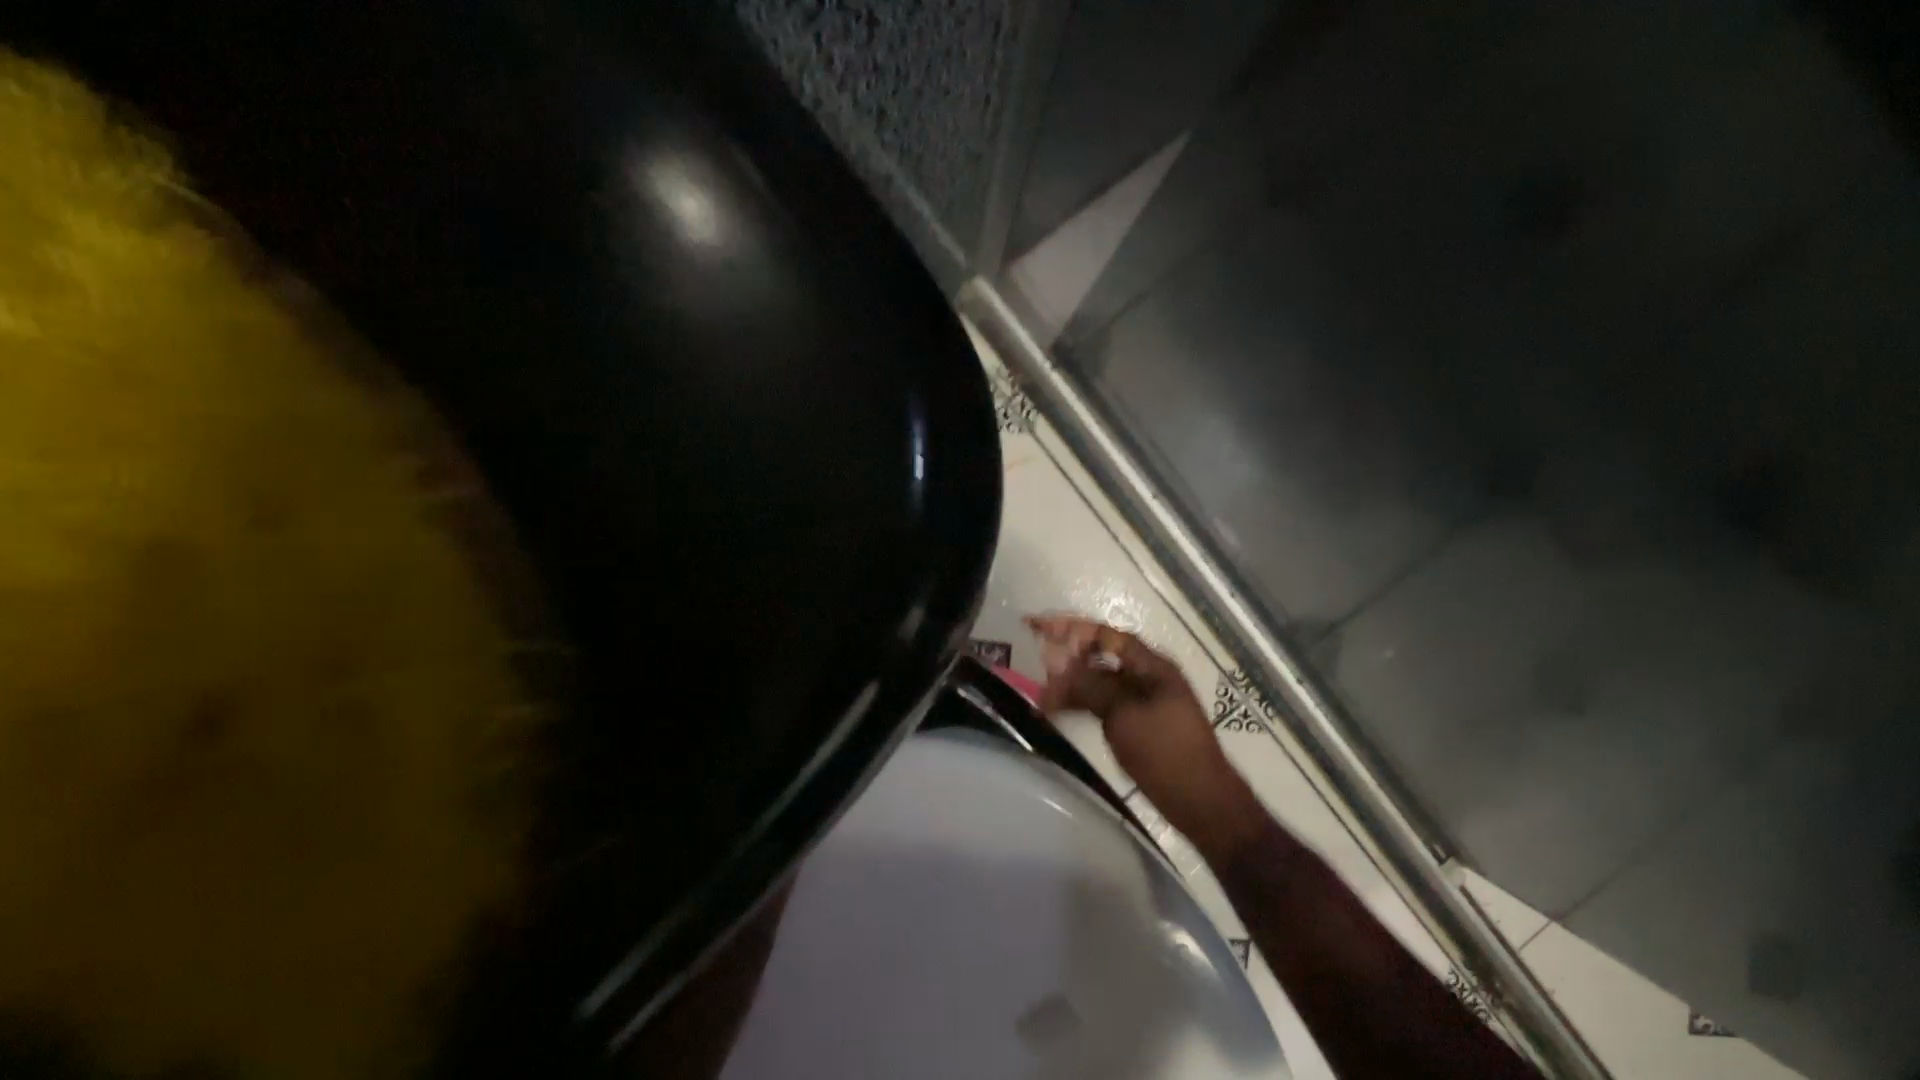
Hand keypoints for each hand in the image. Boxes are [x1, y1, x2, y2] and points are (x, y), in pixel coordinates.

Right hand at [1024, 614, 1259, 856]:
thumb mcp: (1124, 715)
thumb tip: (1059, 661)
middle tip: (1034, 665)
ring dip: (1070, 685)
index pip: (1105, 634)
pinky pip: (1103, 704)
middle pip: (1101, 656)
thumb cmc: (1166, 752)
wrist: (1201, 802)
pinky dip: (1080, 705)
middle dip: (1066, 658)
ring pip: (1099, 683)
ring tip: (1040, 696)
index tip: (1037, 626)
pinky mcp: (1138, 726)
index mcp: (1152, 666)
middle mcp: (1148, 677)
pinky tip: (1057, 712)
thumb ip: (1090, 686)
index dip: (1070, 628)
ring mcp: (1143, 702)